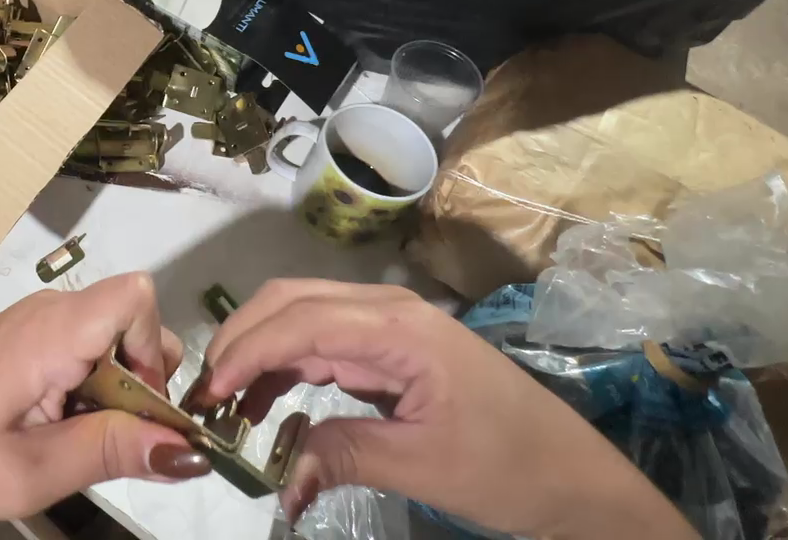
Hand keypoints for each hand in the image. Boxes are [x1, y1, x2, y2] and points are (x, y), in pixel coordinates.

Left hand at [0, 273, 211, 538]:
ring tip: (83, 433)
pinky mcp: (29, 331)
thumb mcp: (37, 471)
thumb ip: (114, 451)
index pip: (133, 295)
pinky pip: (86, 339)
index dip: (153, 345)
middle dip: (145, 375)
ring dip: (120, 384)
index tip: (142, 406)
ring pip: (112, 331)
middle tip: (117, 435)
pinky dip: (96, 379)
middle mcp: (48, 309)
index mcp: (50, 330)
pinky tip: (65, 420)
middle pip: (130, 316)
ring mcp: (37, 317)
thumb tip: (191, 452)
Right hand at [196, 280, 698, 539]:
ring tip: (227, 401)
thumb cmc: (511, 469)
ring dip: (258, 350)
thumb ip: (341, 457)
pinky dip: (284, 365)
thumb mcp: (423, 467)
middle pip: (289, 301)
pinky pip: (319, 341)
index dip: (249, 350)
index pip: (301, 322)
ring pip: (298, 316)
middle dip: (241, 338)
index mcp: (397, 326)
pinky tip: (265, 402)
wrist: (581, 481)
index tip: (211, 392)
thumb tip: (278, 485)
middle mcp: (384, 307)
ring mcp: (384, 322)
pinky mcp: (384, 344)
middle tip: (207, 391)